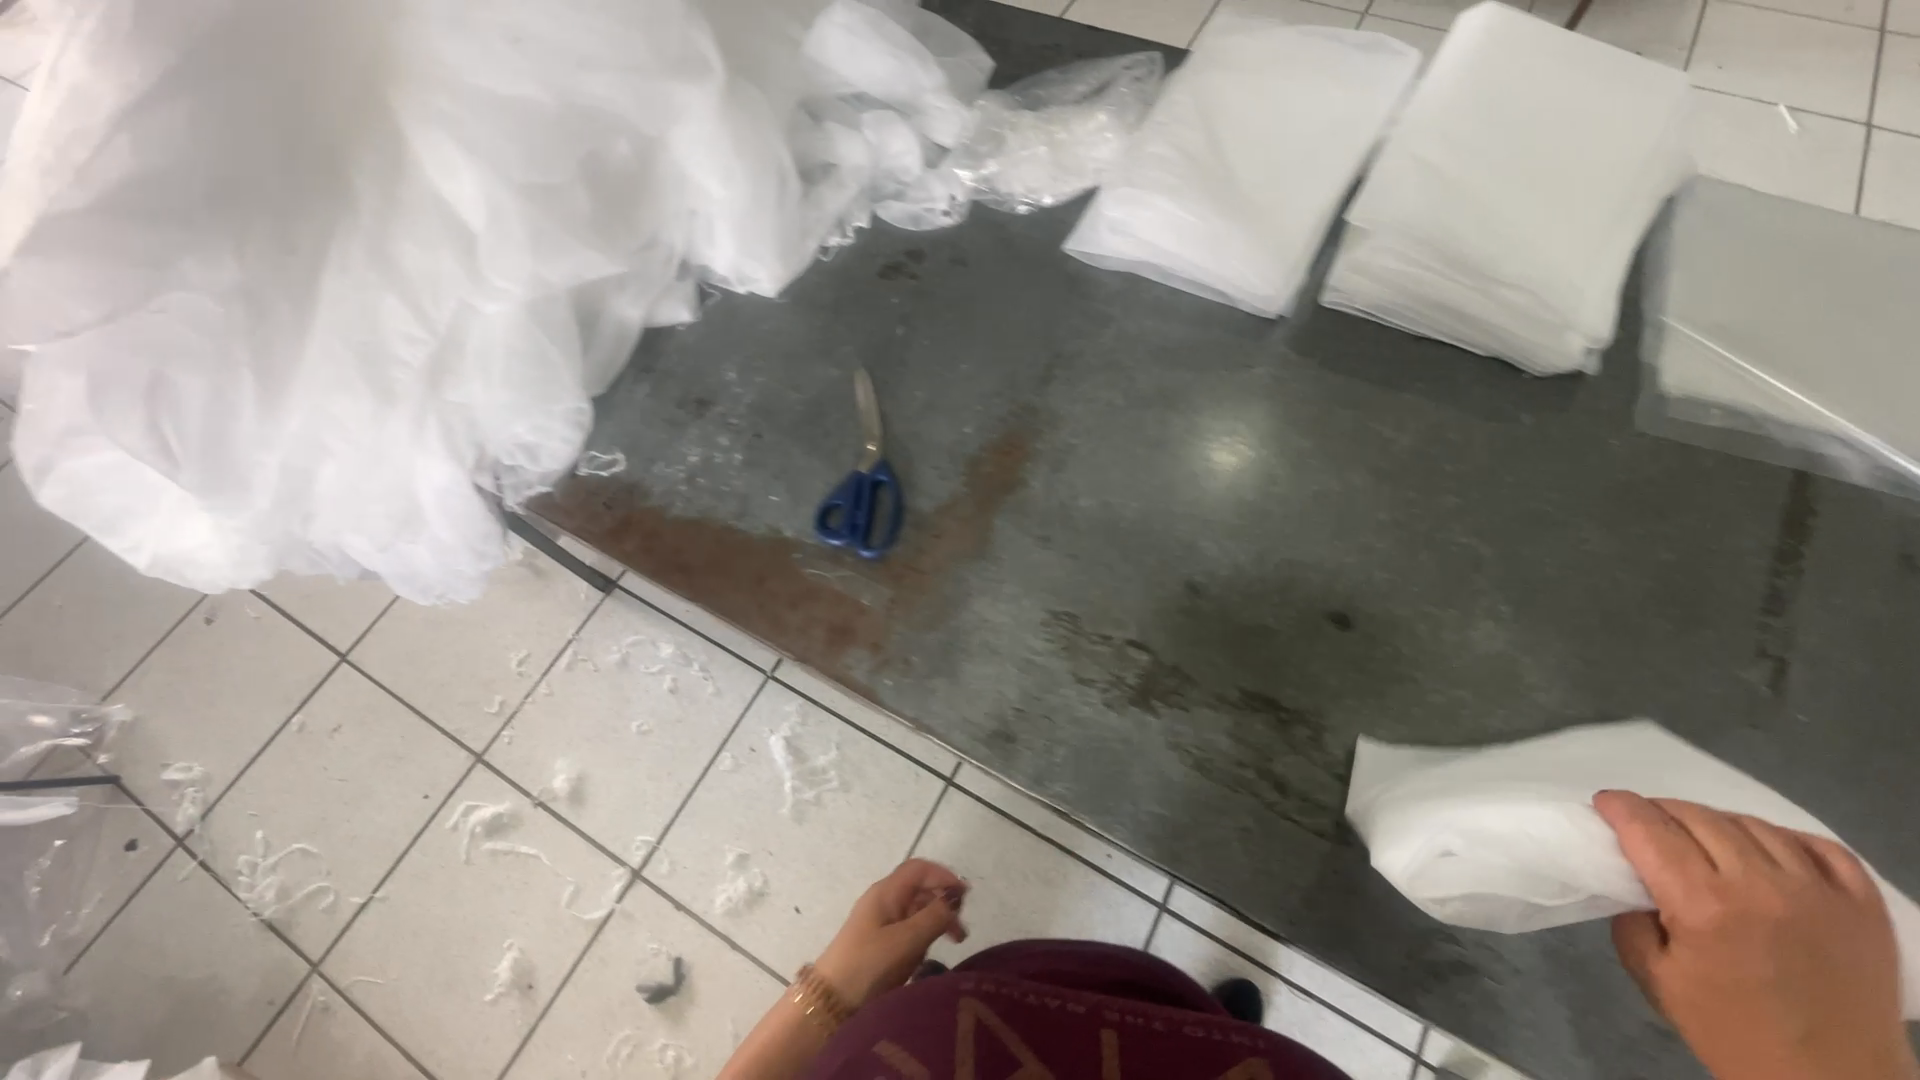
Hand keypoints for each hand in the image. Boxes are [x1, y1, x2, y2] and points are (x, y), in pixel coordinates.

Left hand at [812, 858, 968, 1007]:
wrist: (831, 1002)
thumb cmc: (869, 964)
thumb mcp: (906, 940)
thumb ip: (934, 916)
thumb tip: (955, 896)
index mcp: (886, 892)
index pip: (919, 869)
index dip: (944, 876)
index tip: (965, 896)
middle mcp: (883, 900)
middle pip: (919, 888)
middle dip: (943, 901)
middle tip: (961, 928)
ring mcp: (880, 921)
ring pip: (916, 909)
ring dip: (937, 920)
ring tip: (954, 941)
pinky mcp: (880, 942)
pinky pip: (909, 928)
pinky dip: (925, 934)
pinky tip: (930, 951)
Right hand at [1594, 791, 1917, 1079]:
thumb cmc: (1727, 1029)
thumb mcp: (1651, 973)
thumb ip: (1631, 915)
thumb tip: (1632, 878)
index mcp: (1703, 904)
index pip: (1648, 828)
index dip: (1618, 806)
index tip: (1604, 804)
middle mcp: (1762, 886)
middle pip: (1697, 817)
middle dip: (1659, 811)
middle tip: (1644, 825)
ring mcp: (1821, 893)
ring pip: (1752, 825)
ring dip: (1714, 823)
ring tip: (1701, 840)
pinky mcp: (1864, 907)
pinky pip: (1819, 847)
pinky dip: (1782, 837)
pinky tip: (1765, 851)